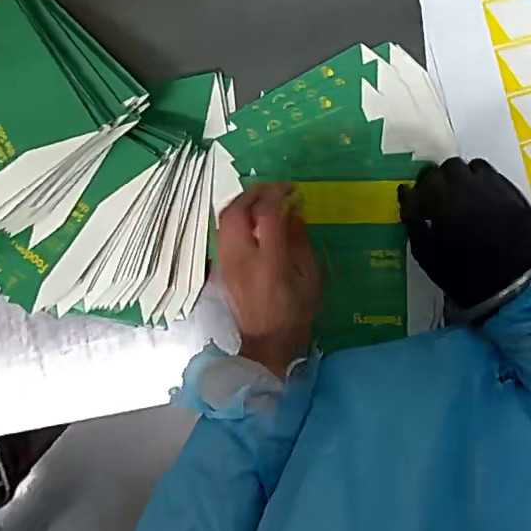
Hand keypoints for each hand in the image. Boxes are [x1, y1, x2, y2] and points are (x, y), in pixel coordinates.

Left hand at [217, 184, 321, 377]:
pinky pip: (222, 230)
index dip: (278, 195)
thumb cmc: (294, 314)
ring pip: (224, 218)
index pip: (267, 216)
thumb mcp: (310, 278)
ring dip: (242, 201)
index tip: (291, 189)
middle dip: (255, 193)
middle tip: (274, 188)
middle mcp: (241, 258)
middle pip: (238, 211)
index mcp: (269, 262)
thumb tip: (293, 211)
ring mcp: (226, 261)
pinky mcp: (221, 266)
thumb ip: (300, 242)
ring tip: (261, 198)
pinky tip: (250, 217)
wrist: (264, 342)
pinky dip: (235, 216)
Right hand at [398, 158, 530, 315]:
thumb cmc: (456, 272)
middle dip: (443, 178)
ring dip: (466, 177)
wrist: (504, 288)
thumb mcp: (423, 250)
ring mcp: (499, 192)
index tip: (420, 199)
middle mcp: (474, 190)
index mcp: (447, 203)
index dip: (421, 187)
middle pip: (452, 166)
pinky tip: (483, 204)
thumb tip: (405, 191)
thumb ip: (411, 218)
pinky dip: (486, 185)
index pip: (428, 176)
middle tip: (440, 197)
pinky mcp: (517, 198)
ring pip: (476, 167)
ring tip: (464, 197)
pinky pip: (497, 178)